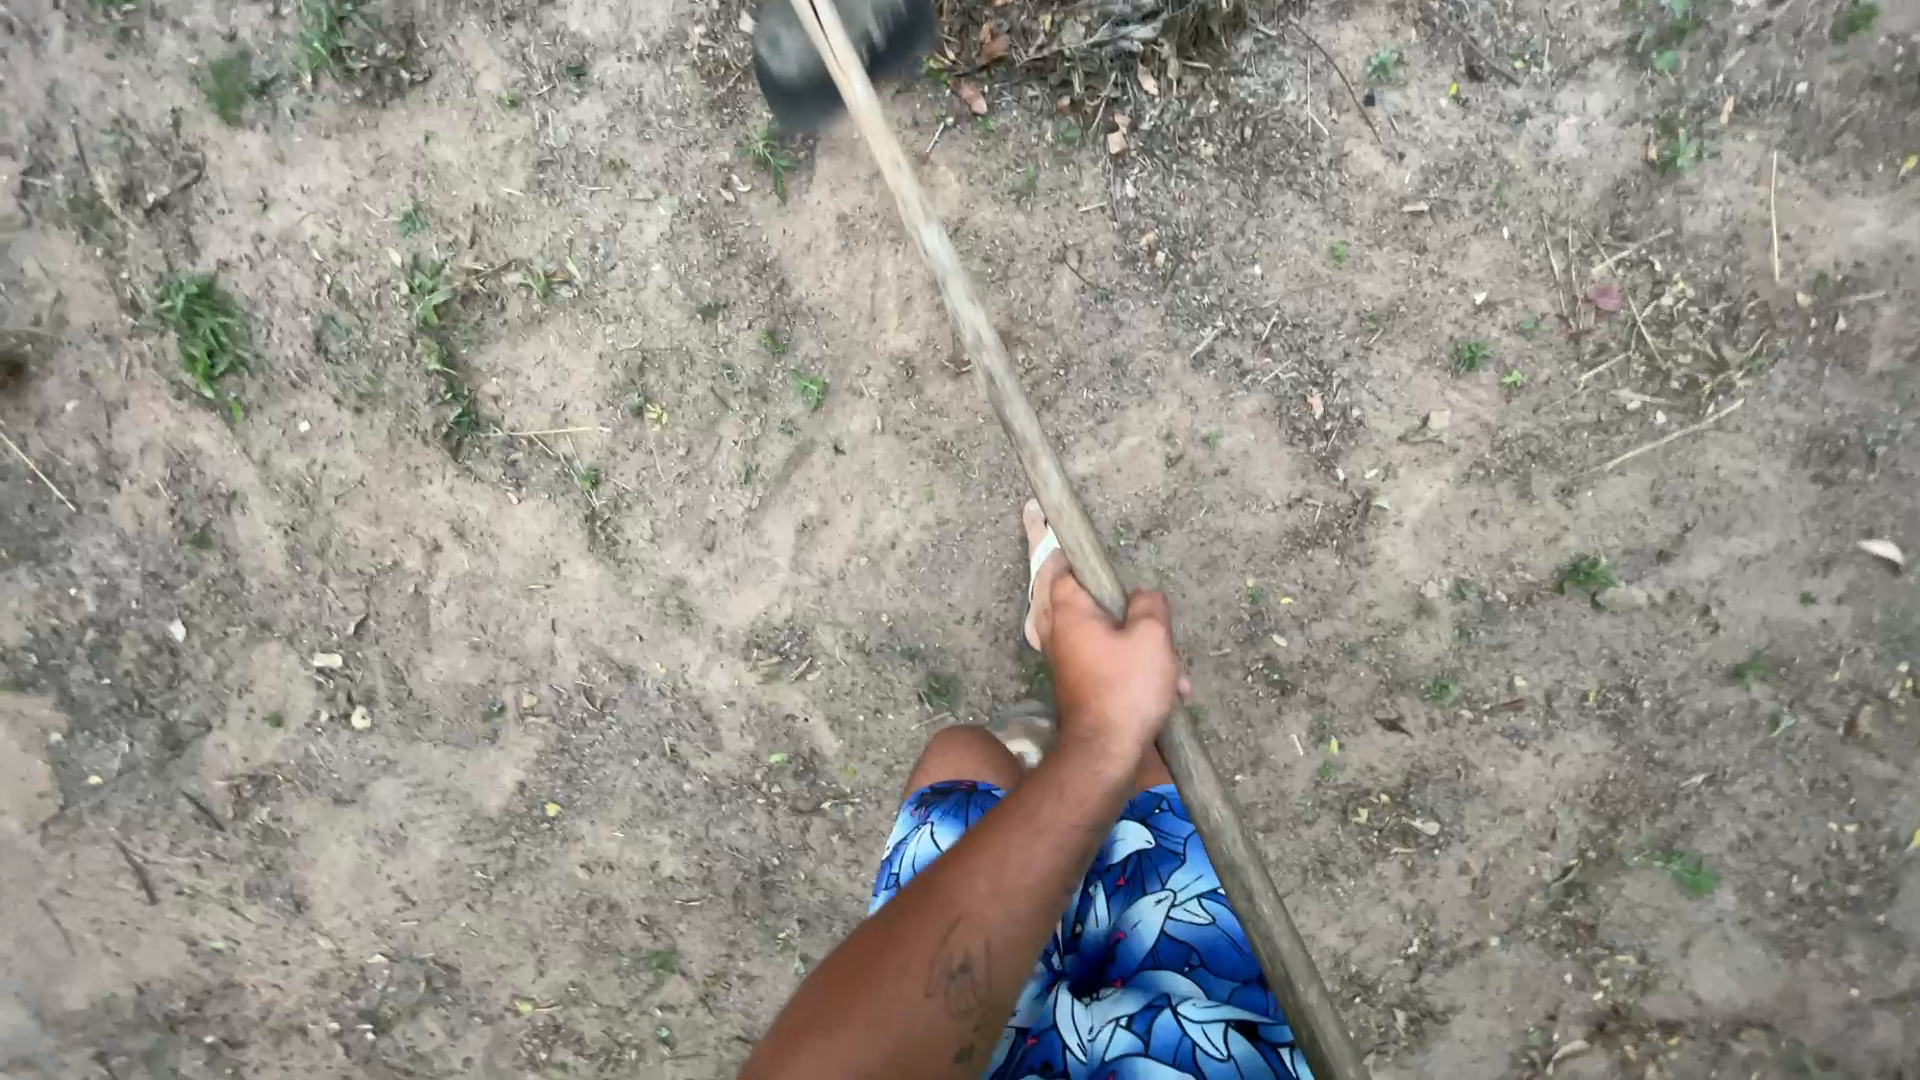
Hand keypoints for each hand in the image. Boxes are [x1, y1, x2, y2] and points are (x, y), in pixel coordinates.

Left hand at [1043, 574, 1183, 762]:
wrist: (1104, 751)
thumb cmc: (1125, 687)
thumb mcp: (1151, 637)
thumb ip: (1150, 606)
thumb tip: (1145, 595)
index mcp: (1068, 612)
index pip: (1067, 571)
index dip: (1091, 565)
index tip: (1116, 567)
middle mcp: (1059, 633)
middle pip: (1093, 606)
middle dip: (1130, 615)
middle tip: (1155, 623)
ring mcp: (1067, 661)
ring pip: (1108, 639)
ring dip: (1142, 650)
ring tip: (1173, 670)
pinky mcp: (1079, 684)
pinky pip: (1109, 665)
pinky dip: (1134, 672)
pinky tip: (1170, 692)